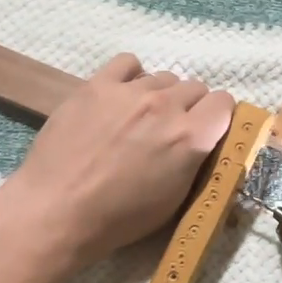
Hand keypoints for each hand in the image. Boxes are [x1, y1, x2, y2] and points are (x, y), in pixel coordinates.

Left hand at [0, 54, 234, 268]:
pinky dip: (132, 77)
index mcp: (191, 137)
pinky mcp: (97, 85)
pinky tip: (121, 97)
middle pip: (195, 87)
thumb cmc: (118, 219)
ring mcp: (130, 91)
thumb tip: (199, 142)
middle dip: (190, 107)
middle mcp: (167, 106)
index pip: (224, 102)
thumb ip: (194, 161)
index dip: (218, 116)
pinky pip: (128, 63)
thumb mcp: (174, 200)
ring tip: (139, 118)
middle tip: (169, 131)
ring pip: (163, 77)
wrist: (57, 210)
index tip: (206, 130)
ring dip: (160, 95)